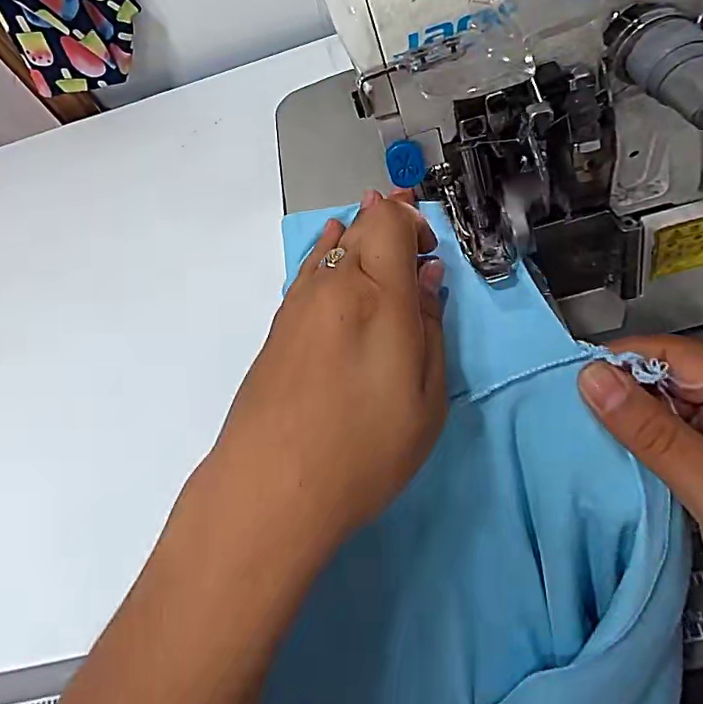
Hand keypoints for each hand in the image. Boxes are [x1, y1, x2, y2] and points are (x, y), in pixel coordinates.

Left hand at [62, 190, 447, 703]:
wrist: (272, 483)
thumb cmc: (364, 446)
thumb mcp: (426, 398)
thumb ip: (430, 327)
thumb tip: (426, 278)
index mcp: (378, 292)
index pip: (390, 220)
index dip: (412, 220)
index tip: (429, 253)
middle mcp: (334, 281)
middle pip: (361, 225)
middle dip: (390, 221)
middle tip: (412, 243)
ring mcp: (300, 299)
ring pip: (332, 244)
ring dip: (360, 237)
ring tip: (379, 247)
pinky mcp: (279, 322)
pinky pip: (310, 269)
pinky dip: (329, 255)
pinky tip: (335, 258)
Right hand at [577, 337, 702, 703]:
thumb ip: (661, 438)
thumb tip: (598, 379)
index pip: (678, 355)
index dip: (622, 362)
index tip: (571, 380)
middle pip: (667, 379)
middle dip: (620, 395)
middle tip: (572, 417)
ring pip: (664, 411)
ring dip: (627, 425)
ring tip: (587, 441)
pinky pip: (670, 444)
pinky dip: (640, 452)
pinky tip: (616, 465)